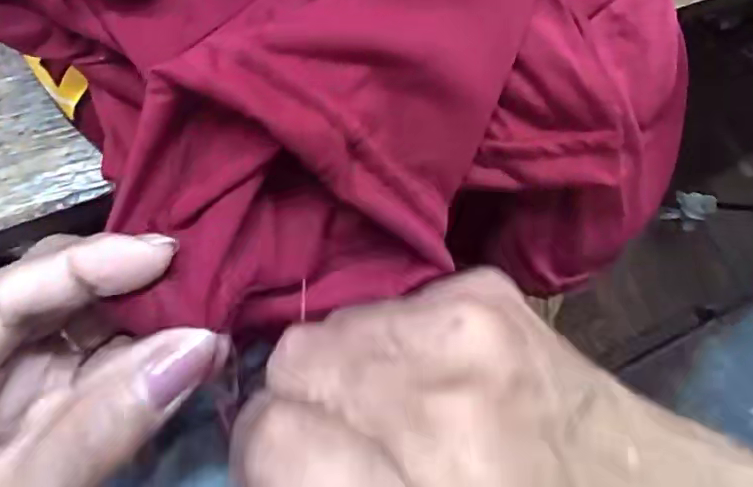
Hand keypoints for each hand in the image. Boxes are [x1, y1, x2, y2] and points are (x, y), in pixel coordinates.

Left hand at [0, 233, 225, 486]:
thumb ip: (92, 434)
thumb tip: (200, 344)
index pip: (1, 297)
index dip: (89, 263)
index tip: (169, 251)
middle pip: (42, 307)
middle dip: (125, 292)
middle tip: (202, 285)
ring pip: (75, 341)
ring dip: (144, 330)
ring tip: (207, 325)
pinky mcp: (21, 441)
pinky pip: (88, 386)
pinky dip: (137, 374)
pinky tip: (184, 362)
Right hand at [231, 268, 752, 486]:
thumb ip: (330, 484)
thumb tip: (269, 445)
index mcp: (424, 480)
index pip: (274, 434)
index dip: (264, 454)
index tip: (287, 466)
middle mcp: (443, 386)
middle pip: (298, 357)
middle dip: (301, 400)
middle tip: (337, 436)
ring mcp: (470, 319)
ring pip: (337, 320)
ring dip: (347, 364)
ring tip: (385, 402)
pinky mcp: (488, 285)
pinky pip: (393, 303)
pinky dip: (392, 339)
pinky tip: (428, 373)